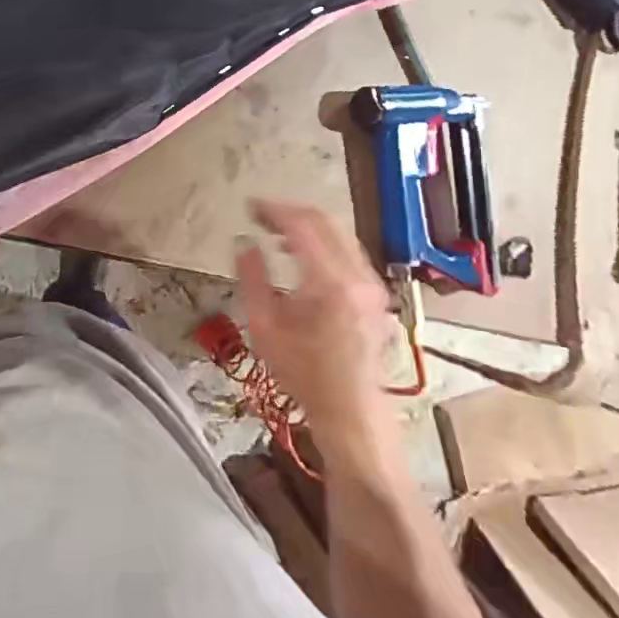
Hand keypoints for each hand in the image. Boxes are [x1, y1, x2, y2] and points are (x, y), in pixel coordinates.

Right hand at [235, 198, 396, 458]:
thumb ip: (252, 278)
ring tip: (276, 232)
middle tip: (261, 214)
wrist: (350, 410)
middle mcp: (357, 276)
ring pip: (340, 234)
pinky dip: (323, 243)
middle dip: (290, 212)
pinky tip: (303, 255)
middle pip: (325, 222)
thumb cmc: (304, 375)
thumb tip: (244, 245)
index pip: (302, 225)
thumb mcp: (263, 327)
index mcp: (329, 282)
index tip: (250, 207)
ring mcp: (372, 285)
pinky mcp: (375, 294)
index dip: (273, 210)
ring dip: (307, 226)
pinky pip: (348, 252)